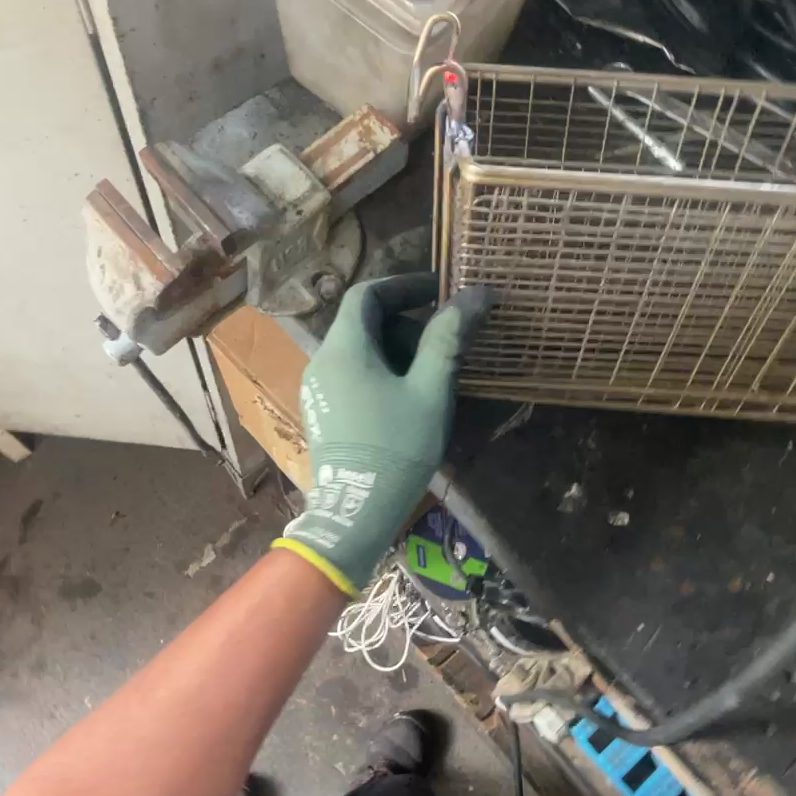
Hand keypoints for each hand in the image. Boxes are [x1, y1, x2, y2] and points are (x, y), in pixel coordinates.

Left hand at [273, 273, 492, 594]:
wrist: (356, 511)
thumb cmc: (396, 447)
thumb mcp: (430, 391)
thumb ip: (448, 339)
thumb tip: (477, 293)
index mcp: (343, 348)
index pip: (367, 293)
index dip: (404, 285)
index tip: (439, 291)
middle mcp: (321, 362)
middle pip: (362, 323)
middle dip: (405, 322)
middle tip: (443, 339)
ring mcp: (317, 390)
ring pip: (358, 352)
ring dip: (395, 350)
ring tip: (432, 372)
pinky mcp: (322, 413)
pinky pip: (351, 376)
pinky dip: (380, 372)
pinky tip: (408, 397)